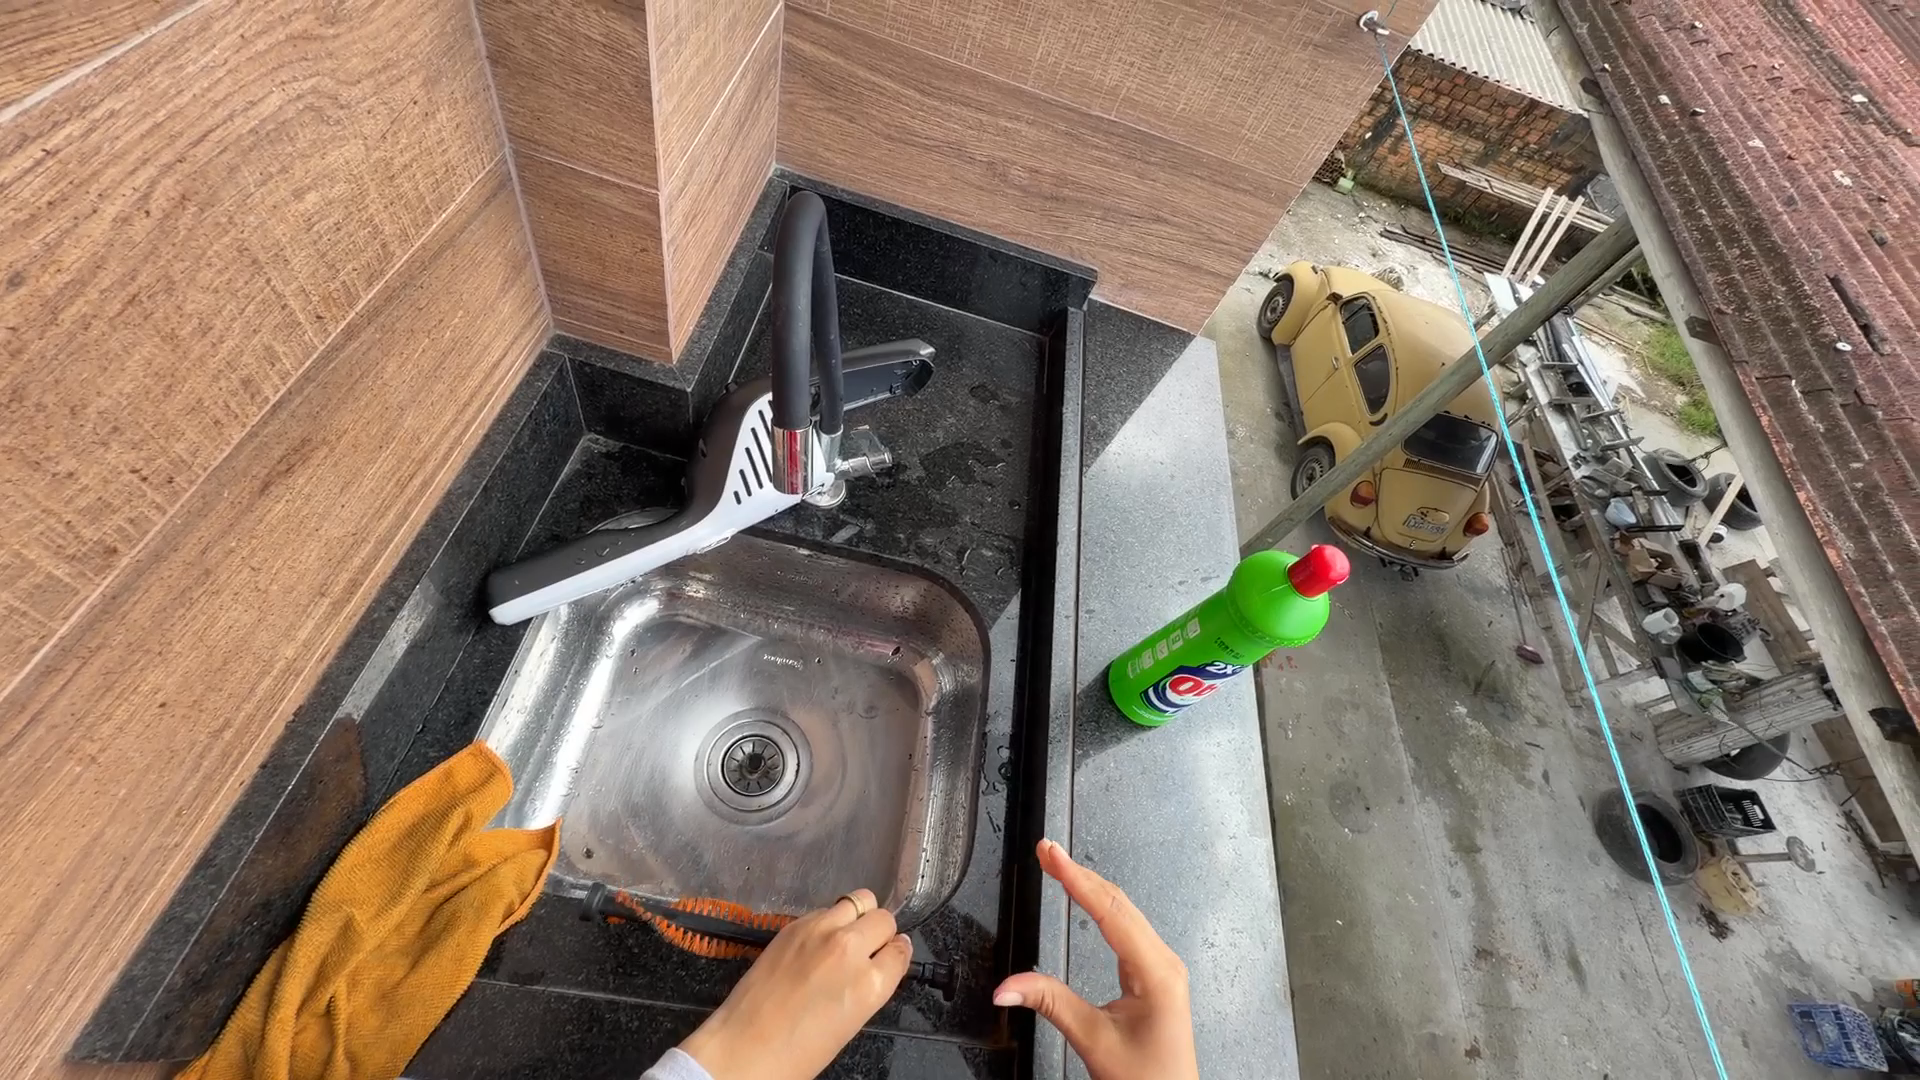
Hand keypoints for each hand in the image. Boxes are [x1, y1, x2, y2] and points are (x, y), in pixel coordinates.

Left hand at [678, 889, 910, 1079]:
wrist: (744, 1050)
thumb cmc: (800, 1052)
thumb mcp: (852, 1022)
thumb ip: (871, 985)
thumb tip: (882, 961)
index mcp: (870, 984)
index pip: (902, 949)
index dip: (896, 954)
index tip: (889, 957)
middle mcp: (851, 949)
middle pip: (884, 918)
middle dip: (881, 932)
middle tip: (867, 948)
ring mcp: (822, 930)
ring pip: (860, 899)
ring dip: (859, 916)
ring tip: (846, 935)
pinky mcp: (797, 923)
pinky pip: (828, 908)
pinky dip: (831, 920)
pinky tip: (818, 942)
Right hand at [993, 839, 1197, 1079]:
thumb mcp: (1093, 1041)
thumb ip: (1049, 1004)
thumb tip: (1006, 985)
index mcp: (1155, 971)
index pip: (1109, 909)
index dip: (1075, 877)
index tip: (1051, 854)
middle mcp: (1163, 960)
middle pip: (1116, 900)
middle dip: (1077, 872)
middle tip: (1046, 851)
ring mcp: (1160, 964)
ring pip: (1122, 908)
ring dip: (1088, 883)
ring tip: (1058, 864)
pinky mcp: (1153, 971)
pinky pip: (1125, 924)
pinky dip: (1099, 902)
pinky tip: (1084, 893)